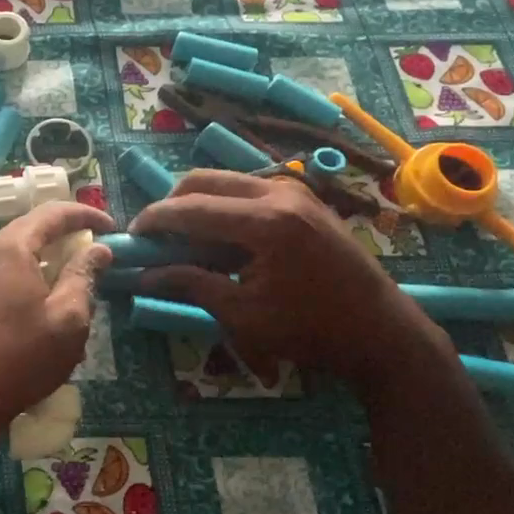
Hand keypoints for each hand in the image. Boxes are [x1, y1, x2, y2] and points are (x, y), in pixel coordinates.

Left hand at [0, 200, 115, 434]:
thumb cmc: (21, 357)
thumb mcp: (68, 319)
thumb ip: (83, 277)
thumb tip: (97, 249)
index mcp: (12, 250)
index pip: (51, 213)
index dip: (85, 215)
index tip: (112, 228)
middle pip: (30, 228)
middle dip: (65, 231)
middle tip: (96, 246)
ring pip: (17, 252)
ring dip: (47, 255)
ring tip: (75, 272)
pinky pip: (6, 273)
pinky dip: (30, 273)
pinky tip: (45, 299)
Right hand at [131, 170, 451, 386]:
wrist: (383, 333)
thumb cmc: (312, 331)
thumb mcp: (243, 315)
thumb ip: (190, 285)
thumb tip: (143, 277)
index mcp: (265, 222)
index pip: (189, 208)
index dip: (153, 220)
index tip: (130, 237)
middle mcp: (280, 193)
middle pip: (203, 180)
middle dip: (172, 206)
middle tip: (155, 239)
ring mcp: (297, 192)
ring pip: (226, 182)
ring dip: (198, 205)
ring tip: (186, 243)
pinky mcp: (306, 200)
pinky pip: (249, 191)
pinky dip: (225, 208)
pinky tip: (221, 241)